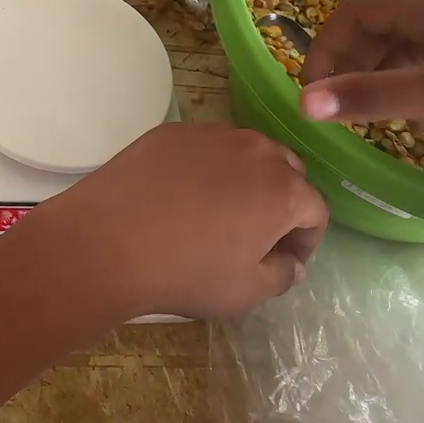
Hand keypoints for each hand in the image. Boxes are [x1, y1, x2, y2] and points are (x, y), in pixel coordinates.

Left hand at [5, 123, 327, 320]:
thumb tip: (289, 261)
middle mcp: (253, 148)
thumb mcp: (246, 292)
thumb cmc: (186, 272)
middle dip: (280, 201)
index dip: (306, 239)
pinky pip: (203, 146)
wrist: (108, 239)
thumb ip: (281, 275)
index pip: (315, 209)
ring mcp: (209, 133)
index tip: (284, 260)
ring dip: (243, 178)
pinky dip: (204, 166)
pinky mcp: (171, 130)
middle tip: (255, 234)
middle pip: (284, 170)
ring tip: (217, 212)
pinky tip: (179, 195)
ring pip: (243, 152)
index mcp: (283, 188)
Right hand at [296, 0, 423, 164]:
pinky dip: (412, 85)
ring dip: (381, 77)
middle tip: (339, 106)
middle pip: (378, 29)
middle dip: (351, 66)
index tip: (314, 93)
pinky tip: (418, 117)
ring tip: (373, 115)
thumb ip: (366, 98)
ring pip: (407, 47)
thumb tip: (301, 104)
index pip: (353, 15)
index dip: (325, 51)